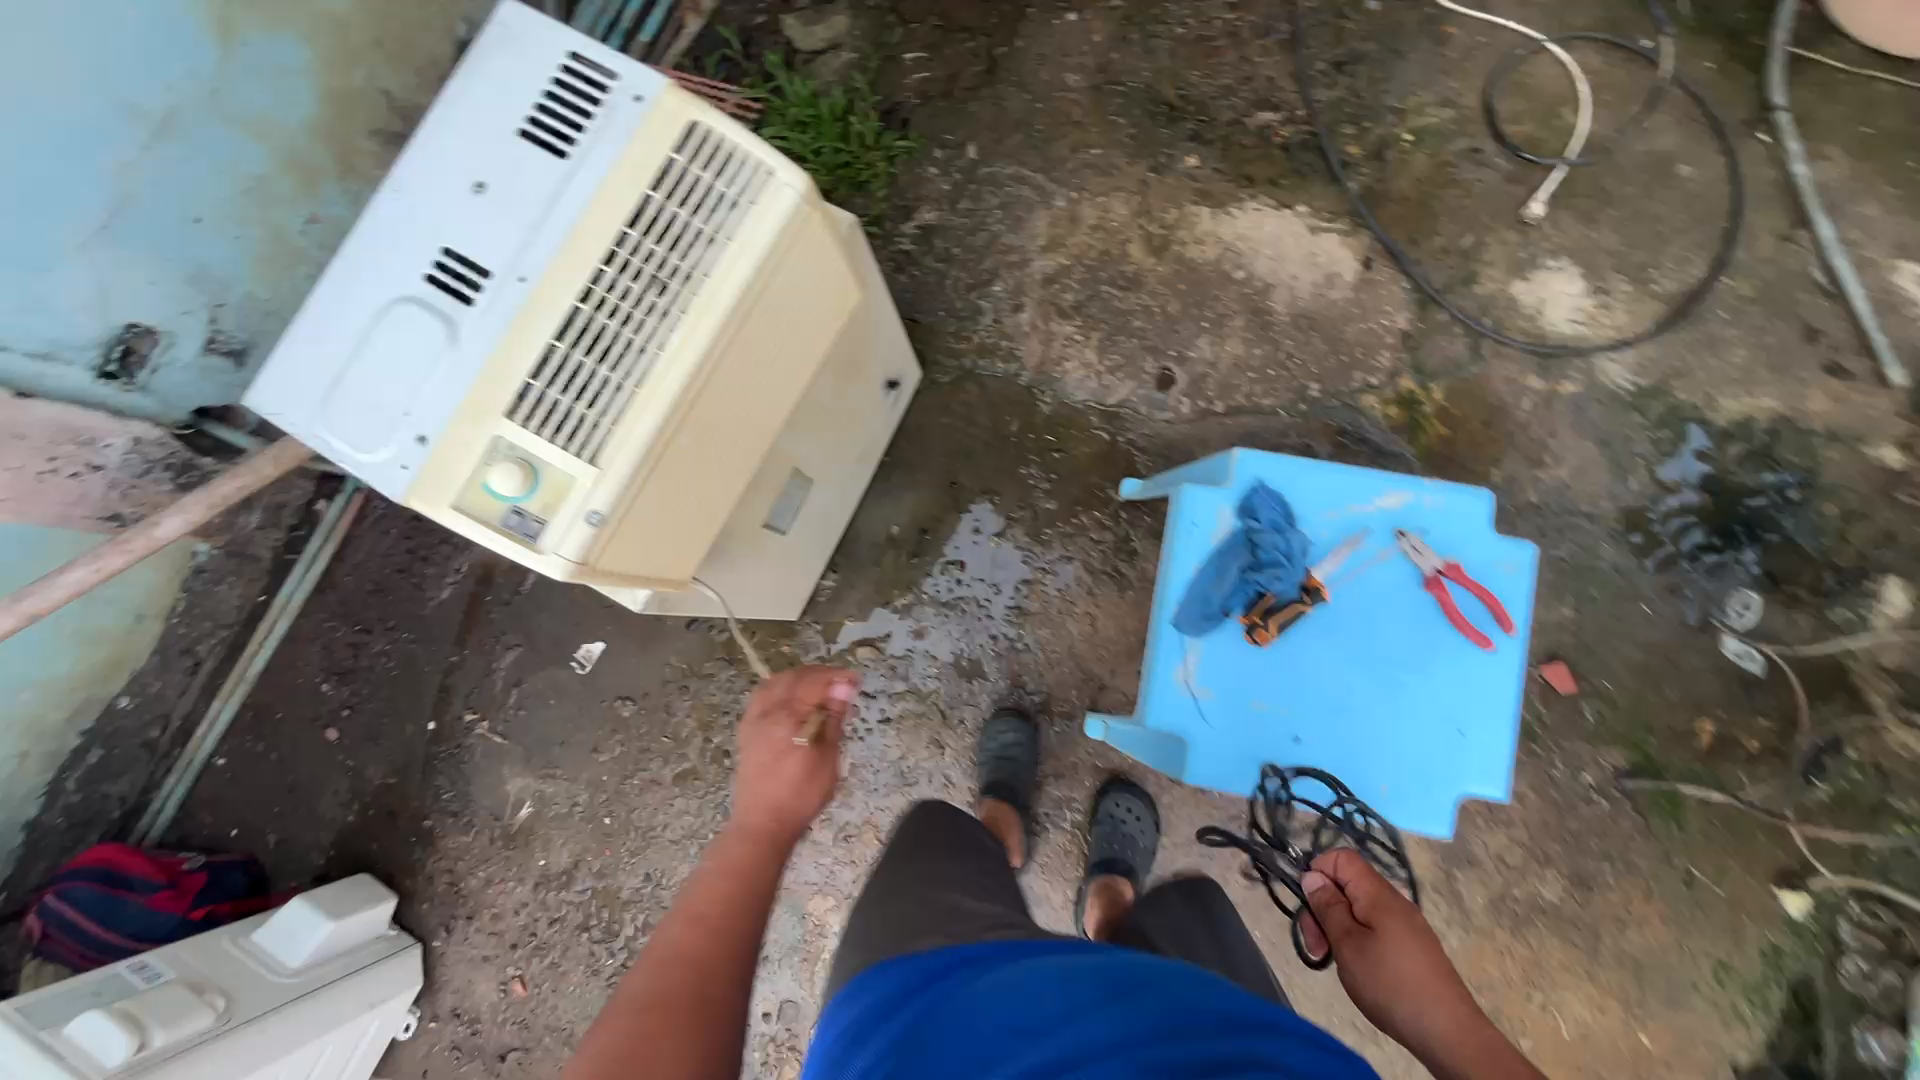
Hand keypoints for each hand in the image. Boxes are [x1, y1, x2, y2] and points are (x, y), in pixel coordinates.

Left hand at [729, 666, 859, 847]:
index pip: (814, 682)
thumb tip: (843, 686)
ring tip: (818, 688)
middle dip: (818, 674)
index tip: (855, 680)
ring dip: (798, 678)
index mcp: (788, 716)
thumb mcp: (827, 757)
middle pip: (793, 677)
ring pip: (774, 683)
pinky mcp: (747, 731)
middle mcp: (766, 711)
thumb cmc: (801, 794)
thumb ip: (833, 718)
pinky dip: (780, 689)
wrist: (762, 824)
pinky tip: (792, 700)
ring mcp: (753, 720)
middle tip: (840, 683)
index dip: (836, 676)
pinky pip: (762, 696)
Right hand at [1299, 851, 1501, 1071]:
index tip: (1310, 906)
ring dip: (1337, 929)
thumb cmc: (1390, 984)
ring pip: (1359, 910)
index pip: (1342, 858)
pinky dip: (1357, 942)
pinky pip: (1375, 929)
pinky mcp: (1412, 947)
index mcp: (1378, 894)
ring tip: (1333, 961)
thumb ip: (1327, 906)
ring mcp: (1406, 925)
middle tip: (1316, 946)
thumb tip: (1313, 875)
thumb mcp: (1347, 944)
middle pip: (1347, 886)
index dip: (1319, 872)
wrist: (1450, 1033)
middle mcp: (1394, 902)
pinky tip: (1357, 969)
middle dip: (1323, 909)